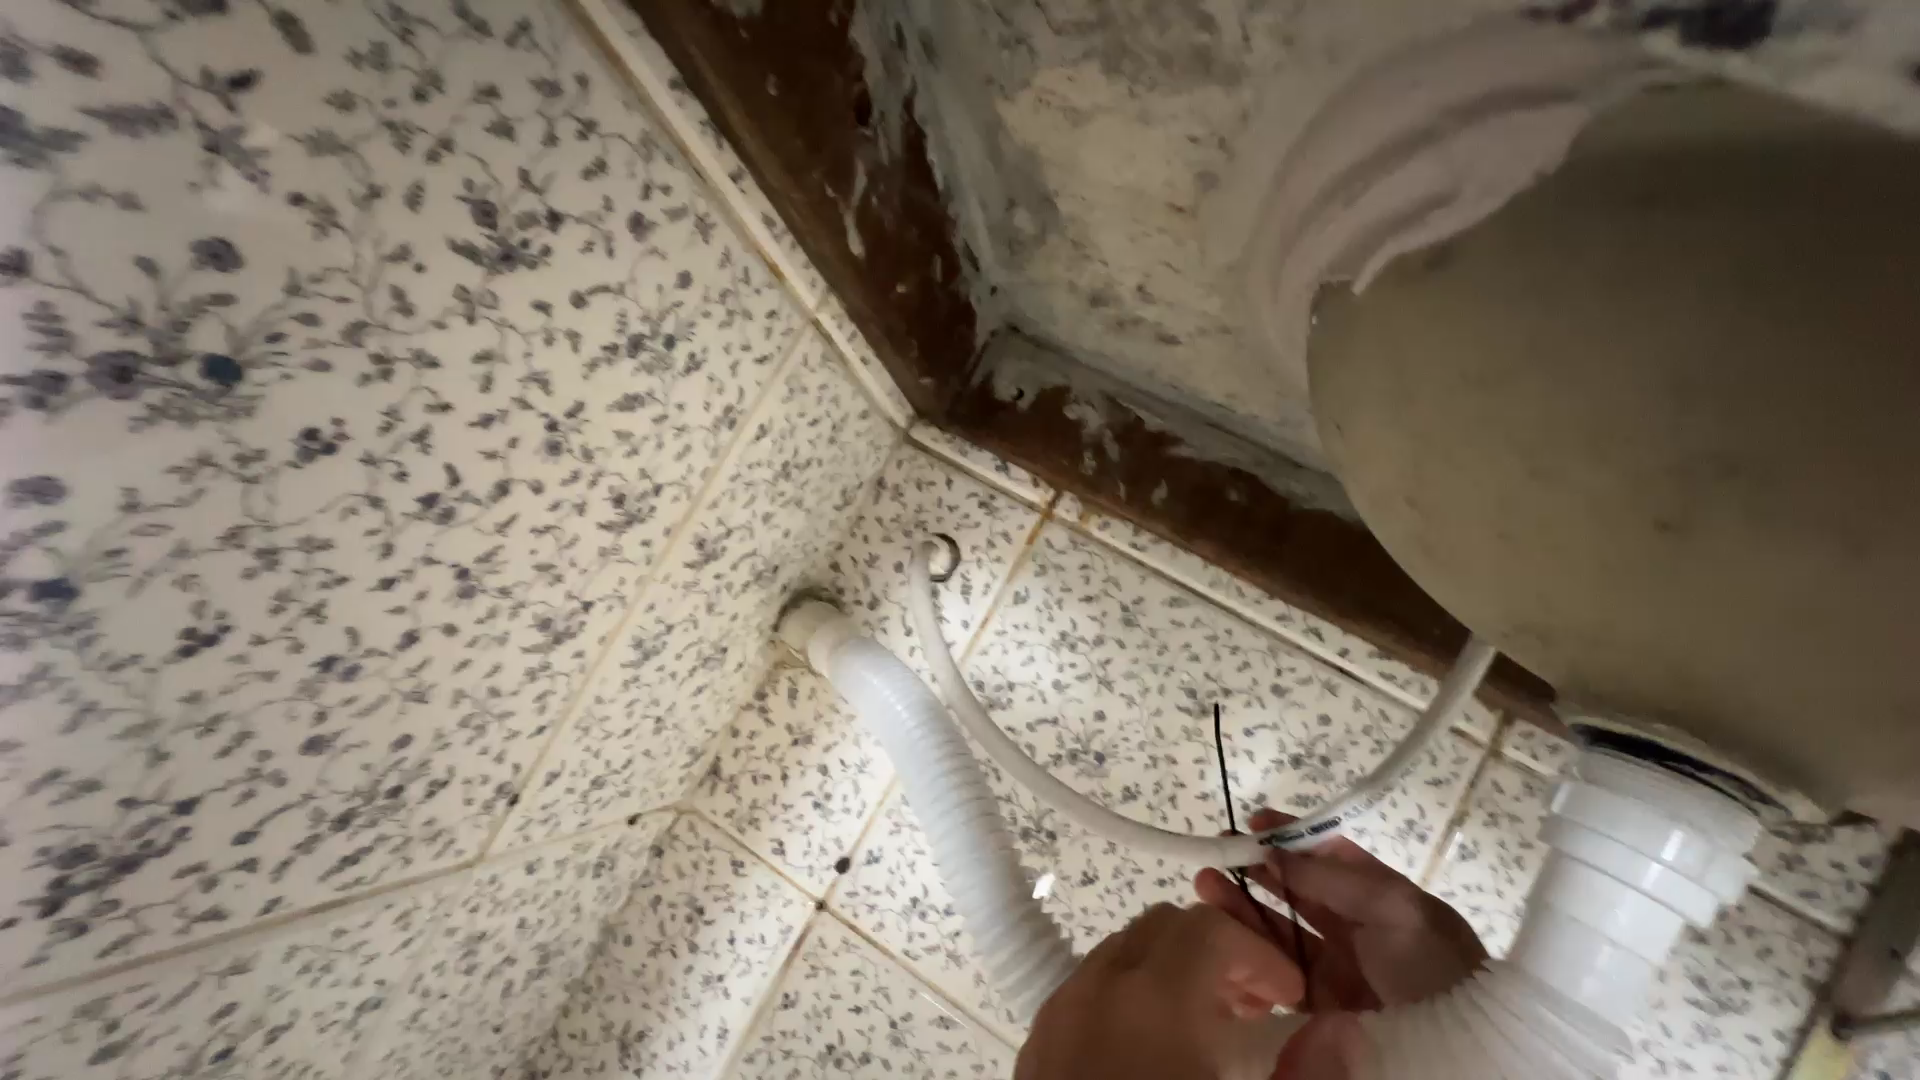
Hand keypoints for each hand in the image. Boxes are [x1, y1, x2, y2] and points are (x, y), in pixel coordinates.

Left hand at [1015, 902, 1304, 1079]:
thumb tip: (1343, 1027)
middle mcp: (1095, 988)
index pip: (1207, 928)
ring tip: (1208, 1032)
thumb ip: (1309, 1078)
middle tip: (1256, 1009)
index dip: (1259, 952)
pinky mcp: (1035, 1045)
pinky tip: (1150, 1057)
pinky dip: (1127, 996)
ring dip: (1170, 973)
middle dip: (1215, 954)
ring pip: (1120, 953)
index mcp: (1152, 999)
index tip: (1293, 998)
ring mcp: (1056, 1014)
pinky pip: (1086, 988)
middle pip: (1160, 928)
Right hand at [1193, 809, 1488, 1077]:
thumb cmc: (1433, 964)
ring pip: (1278, 926)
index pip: (1327, 855)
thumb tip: (1274, 850)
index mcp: (1378, 895)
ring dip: (1241, 903)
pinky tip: (1223, 930)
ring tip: (1204, 883)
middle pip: (1295, 888)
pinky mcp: (1320, 1003)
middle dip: (1256, 866)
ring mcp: (1336, 965)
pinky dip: (1248, 949)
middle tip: (1217, 851)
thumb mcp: (1392, 906)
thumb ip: (1330, 878)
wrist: (1458, 1046)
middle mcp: (1354, 925)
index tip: (1255, 821)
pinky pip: (1276, 969)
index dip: (1291, 836)